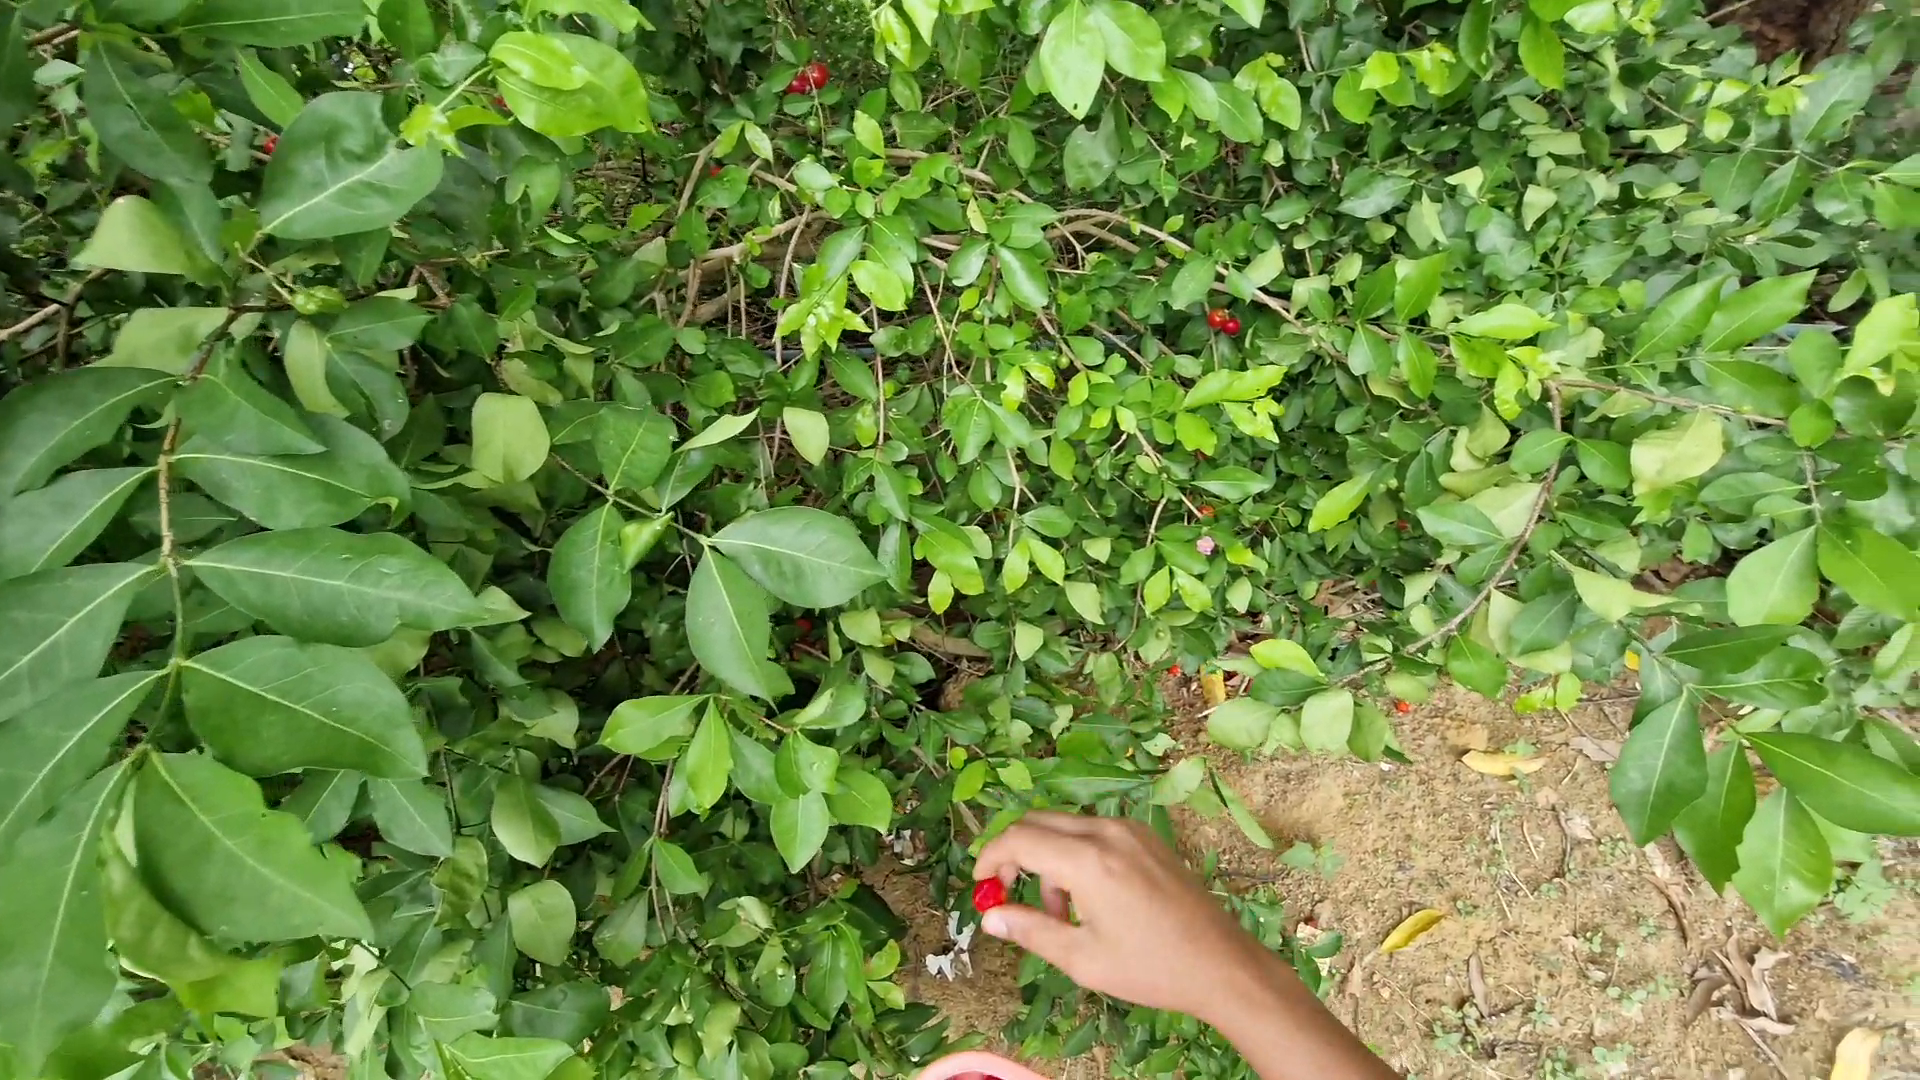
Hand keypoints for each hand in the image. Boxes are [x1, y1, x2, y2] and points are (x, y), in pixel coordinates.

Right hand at [971, 811, 1272, 1024]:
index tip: (979, 884)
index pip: (1019, 839)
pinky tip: (1088, 896)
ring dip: (1046, 859)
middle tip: (1008, 894)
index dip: (990, 858)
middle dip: (1014, 854)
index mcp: (1088, 860)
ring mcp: (1127, 828)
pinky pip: (1092, 832)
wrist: (1221, 962)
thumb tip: (989, 916)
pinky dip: (1074, 855)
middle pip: (1037, 823)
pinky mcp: (1143, 834)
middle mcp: (1105, 831)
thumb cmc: (1150, 967)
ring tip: (1060, 913)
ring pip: (1064, 827)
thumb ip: (1030, 931)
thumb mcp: (1083, 958)